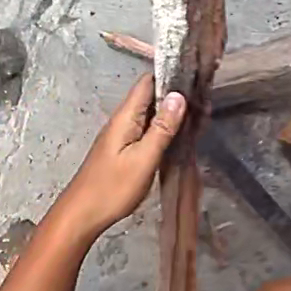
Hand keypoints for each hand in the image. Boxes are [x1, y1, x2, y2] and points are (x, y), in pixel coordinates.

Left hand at [54, 75, 186, 236]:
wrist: (83, 214)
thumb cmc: (113, 188)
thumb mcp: (143, 158)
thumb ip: (162, 128)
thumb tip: (179, 96)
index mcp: (126, 116)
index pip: (148, 82)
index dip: (171, 76)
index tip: (197, 79)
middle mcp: (124, 120)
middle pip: (152, 96)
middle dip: (178, 96)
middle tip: (207, 103)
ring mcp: (124, 134)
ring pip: (152, 114)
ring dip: (174, 114)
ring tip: (202, 118)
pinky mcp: (126, 148)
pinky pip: (149, 130)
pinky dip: (166, 129)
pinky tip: (182, 136)